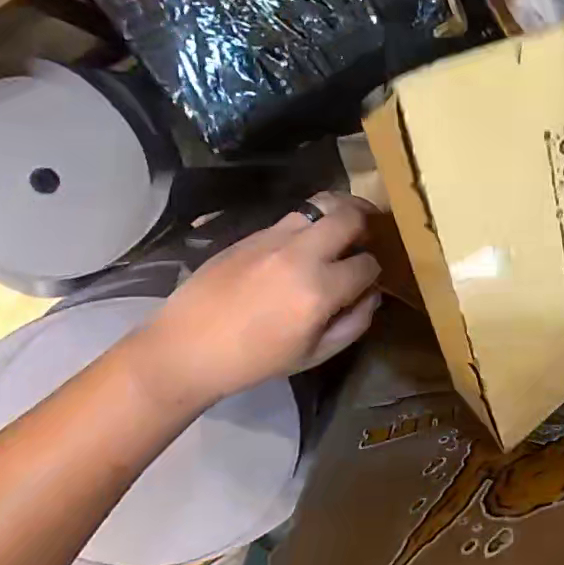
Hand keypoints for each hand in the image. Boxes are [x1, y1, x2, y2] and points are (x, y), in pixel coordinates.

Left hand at [126, 192, 381, 413]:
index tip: (368, 280)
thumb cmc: (256, 360)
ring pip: (321, 204)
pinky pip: (293, 217)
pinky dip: (310, 223)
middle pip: (350, 216)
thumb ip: (354, 323)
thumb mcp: (315, 354)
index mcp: (319, 291)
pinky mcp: (252, 234)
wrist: (188, 346)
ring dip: (340, 213)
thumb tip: (372, 294)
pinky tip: (307, 243)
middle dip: (368, 222)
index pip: (368, 264)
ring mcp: (274, 239)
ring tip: (345, 226)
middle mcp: (300, 255)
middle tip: (370, 234)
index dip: (374, 271)